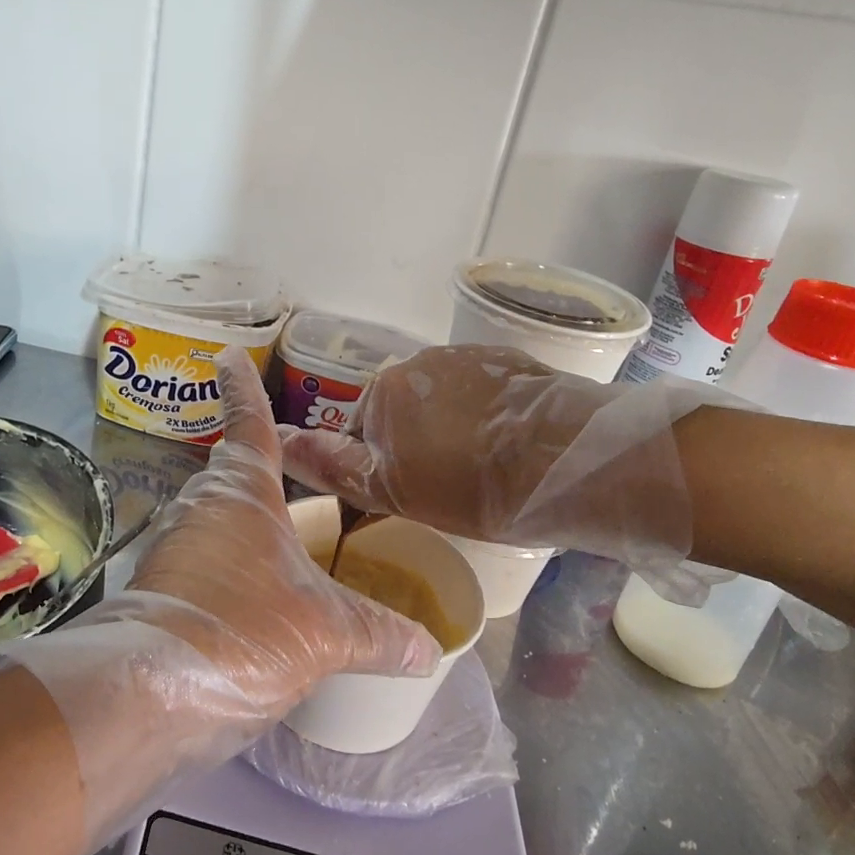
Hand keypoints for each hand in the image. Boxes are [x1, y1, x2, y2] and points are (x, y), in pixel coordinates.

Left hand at [126, 345, 441, 709]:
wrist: (147, 692)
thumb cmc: (243, 631)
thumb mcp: (325, 633)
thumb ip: (378, 634)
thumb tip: (429, 648)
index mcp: (241, 493)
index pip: (248, 425)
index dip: (243, 388)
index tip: (227, 353)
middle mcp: (199, 508)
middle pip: (232, 478)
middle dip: (258, 477)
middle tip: (292, 486)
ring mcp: (170, 547)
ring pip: (213, 524)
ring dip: (243, 533)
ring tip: (283, 560)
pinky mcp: (153, 590)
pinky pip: (198, 566)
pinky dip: (225, 576)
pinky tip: (249, 611)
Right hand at [280, 345, 715, 593]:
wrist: (573, 460)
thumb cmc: (477, 488)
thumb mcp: (396, 491)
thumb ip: (335, 464)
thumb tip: (281, 442)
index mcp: (383, 392)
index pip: (360, 431)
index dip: (381, 468)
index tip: (411, 497)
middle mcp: (417, 362)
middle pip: (403, 411)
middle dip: (417, 442)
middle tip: (452, 488)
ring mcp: (468, 356)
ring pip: (444, 400)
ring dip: (454, 426)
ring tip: (489, 468)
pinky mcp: (513, 362)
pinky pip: (485, 391)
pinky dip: (491, 414)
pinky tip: (515, 446)